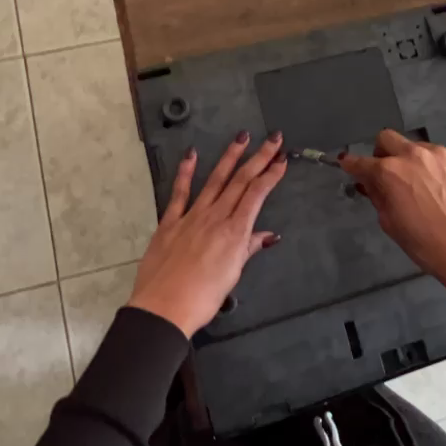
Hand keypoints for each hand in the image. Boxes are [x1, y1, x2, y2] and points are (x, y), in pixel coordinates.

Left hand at [128, 130, 287, 336]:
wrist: (164, 307)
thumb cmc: (203, 298)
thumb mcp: (233, 275)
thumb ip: (248, 248)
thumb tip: (267, 234)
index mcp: (234, 232)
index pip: (257, 195)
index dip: (271, 175)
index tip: (281, 160)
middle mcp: (215, 218)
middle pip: (241, 181)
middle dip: (259, 158)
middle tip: (272, 138)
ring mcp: (191, 216)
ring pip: (215, 180)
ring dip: (230, 157)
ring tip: (242, 137)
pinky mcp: (170, 222)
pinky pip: (179, 192)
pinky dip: (186, 172)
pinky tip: (191, 154)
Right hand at [340, 129, 445, 292]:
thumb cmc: (423, 244)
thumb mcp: (390, 223)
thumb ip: (377, 196)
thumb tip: (369, 182)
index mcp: (391, 172)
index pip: (361, 161)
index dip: (351, 164)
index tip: (348, 164)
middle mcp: (415, 155)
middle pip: (388, 138)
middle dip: (382, 153)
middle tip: (388, 173)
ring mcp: (443, 154)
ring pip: (419, 147)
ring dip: (414, 161)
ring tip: (424, 186)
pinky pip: (445, 158)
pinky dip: (440, 169)